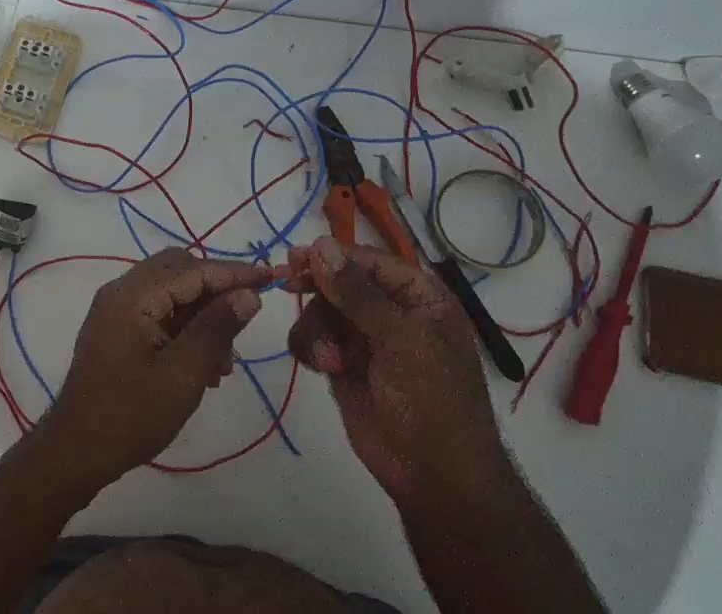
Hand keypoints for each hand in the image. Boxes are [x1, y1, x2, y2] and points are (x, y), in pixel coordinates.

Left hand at [39, 248, 268, 487]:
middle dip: (216, 292)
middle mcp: (120, 292)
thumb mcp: (184, 375)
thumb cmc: (131, 415)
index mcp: (132, 296)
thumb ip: (216, 330)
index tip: (272, 277)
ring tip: (224, 363)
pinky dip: (184, 329)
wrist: (76, 451)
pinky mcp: (116, 330)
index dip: (234, 272)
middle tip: (246, 320)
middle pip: (178, 271)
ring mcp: (115, 311)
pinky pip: (158, 313)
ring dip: (202, 316)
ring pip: (170, 293)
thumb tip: (248, 295)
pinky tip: (204, 367)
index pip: (192, 269)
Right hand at [280, 237, 506, 500]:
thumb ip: (358, 294)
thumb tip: (321, 245)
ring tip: (327, 362)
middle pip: (338, 281)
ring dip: (315, 330)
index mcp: (419, 297)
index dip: (333, 256)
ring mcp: (365, 338)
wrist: (434, 476)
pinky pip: (312, 339)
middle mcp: (391, 311)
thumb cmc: (433, 402)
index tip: (295, 258)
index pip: (370, 261)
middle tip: (288, 287)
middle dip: (318, 292)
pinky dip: (308, 347)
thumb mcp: (401, 342)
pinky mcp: (343, 364)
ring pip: (321, 310)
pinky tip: (317, 367)